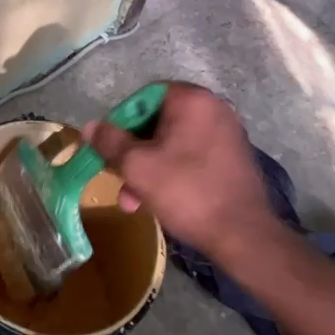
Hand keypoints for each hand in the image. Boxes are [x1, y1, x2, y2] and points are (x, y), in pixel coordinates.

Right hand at [83, 82, 285, 262]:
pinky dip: (173, 173)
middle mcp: (213, 109)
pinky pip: (193, 157)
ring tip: (134, 201)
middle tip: (119, 179)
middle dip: (134, 153)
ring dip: (149, 168)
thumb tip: (90, 126)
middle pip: (158, 122)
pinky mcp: (234, 160)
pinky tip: (160, 201)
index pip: (144, 97)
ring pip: (173, 144)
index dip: (121, 121)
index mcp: (192, 100)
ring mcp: (227, 135)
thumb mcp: (138, 166)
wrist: (244, 237)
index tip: (110, 148)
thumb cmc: (187, 191)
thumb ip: (110, 142)